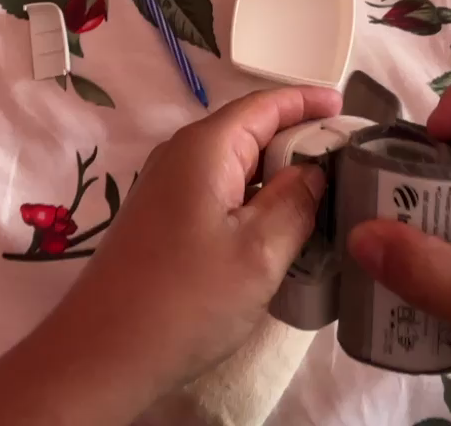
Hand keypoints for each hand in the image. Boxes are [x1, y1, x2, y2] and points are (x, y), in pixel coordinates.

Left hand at [48, 85, 341, 394]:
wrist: (103, 351)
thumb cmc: (186, 297)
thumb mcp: (259, 251)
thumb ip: (295, 202)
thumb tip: (314, 170)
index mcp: (206, 146)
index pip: (264, 104)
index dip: (306, 100)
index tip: (344, 103)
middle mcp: (183, 153)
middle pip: (250, 129)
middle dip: (297, 137)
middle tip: (347, 157)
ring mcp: (169, 184)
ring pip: (236, 162)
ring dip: (277, 172)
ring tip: (325, 192)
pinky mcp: (165, 215)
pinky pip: (220, 188)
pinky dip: (255, 195)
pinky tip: (279, 225)